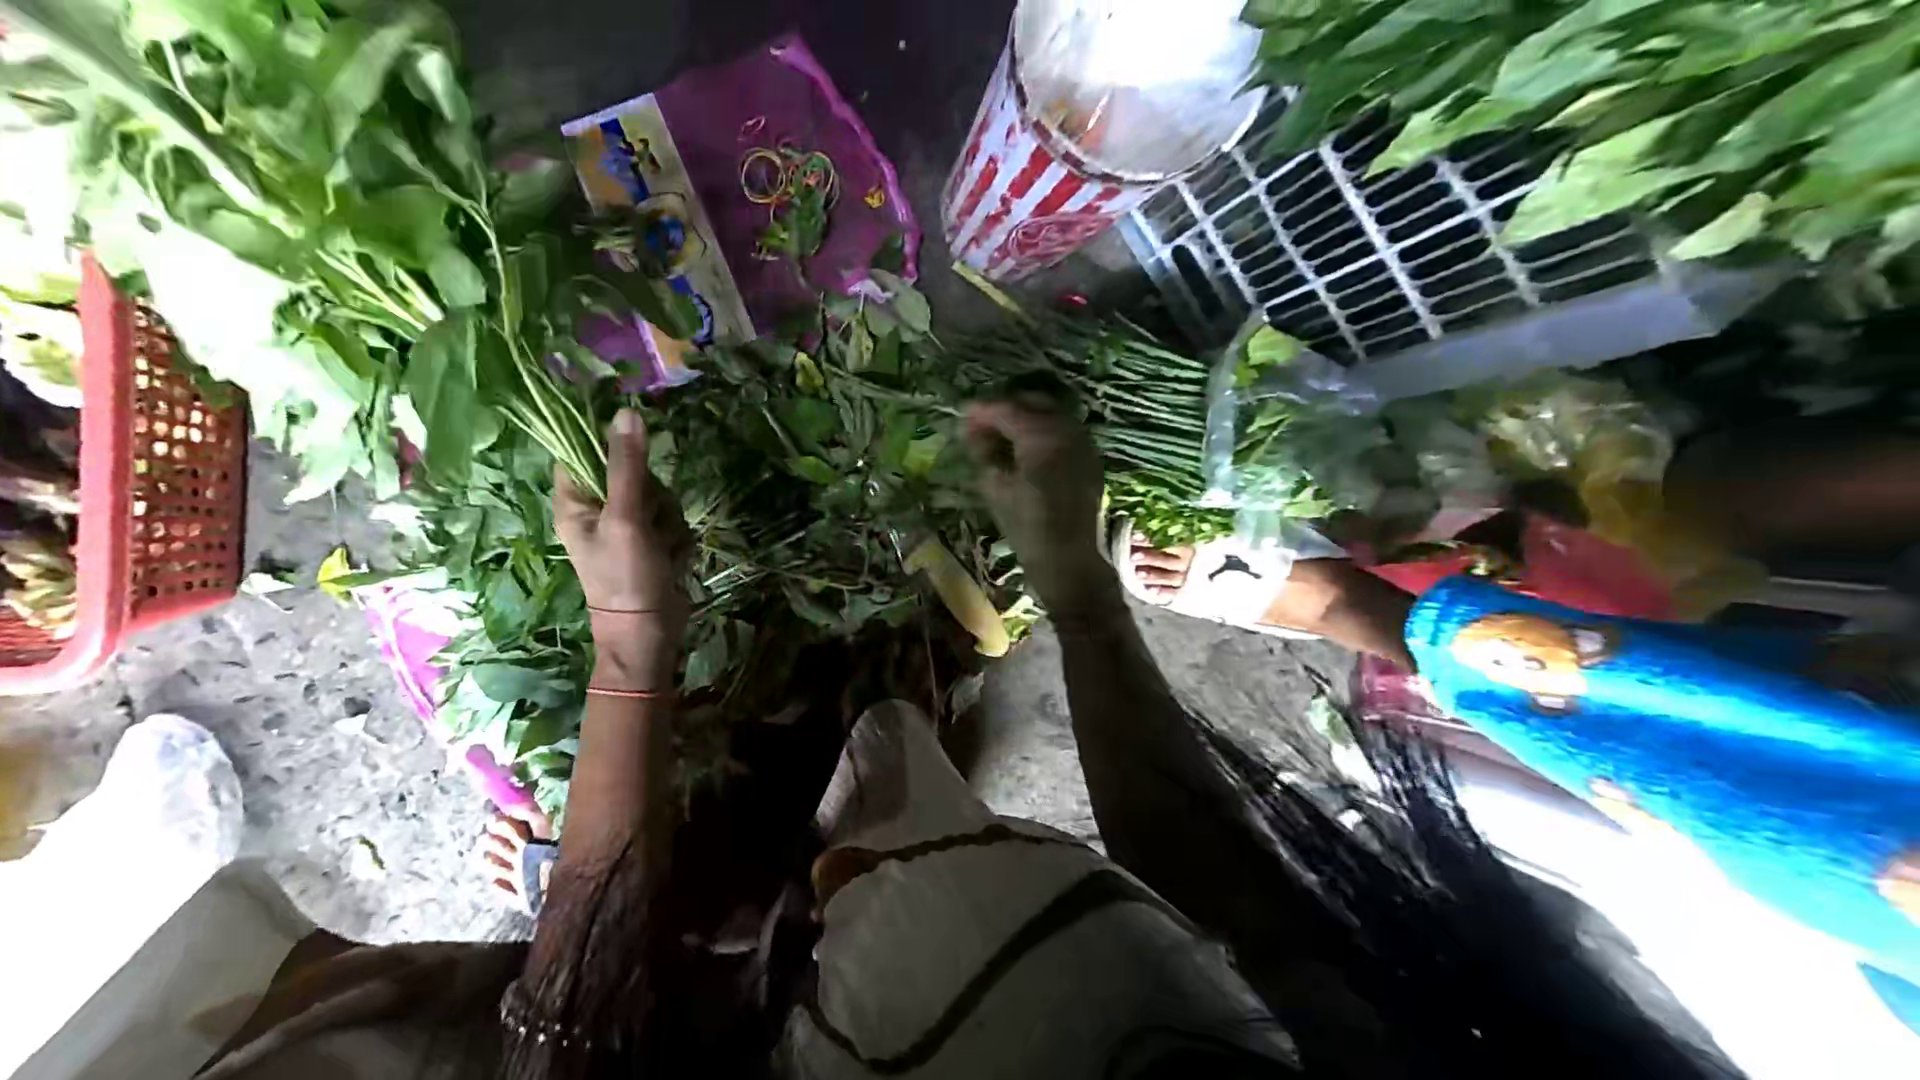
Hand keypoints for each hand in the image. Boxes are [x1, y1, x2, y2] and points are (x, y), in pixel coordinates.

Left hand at [555, 409, 689, 690]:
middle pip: (634, 472)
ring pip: (661, 496)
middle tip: (649, 519)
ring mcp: (628, 526)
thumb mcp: (625, 518)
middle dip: (653, 494)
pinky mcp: (652, 541)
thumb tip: (628, 411)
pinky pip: (673, 519)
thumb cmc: (625, 577)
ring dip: (669, 519)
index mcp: (574, 500)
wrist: (650, 632)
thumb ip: (628, 466)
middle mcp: (598, 508)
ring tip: (662, 547)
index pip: (584, 451)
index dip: (611, 446)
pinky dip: (677, 537)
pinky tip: (672, 557)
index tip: (637, 453)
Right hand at [964, 396, 1116, 615]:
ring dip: (1026, 419)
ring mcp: (1084, 443)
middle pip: (1032, 403)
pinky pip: (1064, 432)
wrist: (1070, 561)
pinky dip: (1044, 432)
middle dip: (1005, 409)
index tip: (961, 415)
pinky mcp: (1091, 459)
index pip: (1006, 409)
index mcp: (1041, 435)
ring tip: (1002, 437)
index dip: (981, 411)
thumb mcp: (995, 488)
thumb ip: (983, 452)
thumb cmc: (1027, 527)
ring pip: (1051, 415)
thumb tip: (972, 431)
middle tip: (981, 425)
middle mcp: (1067, 429)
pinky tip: (1027, 451)